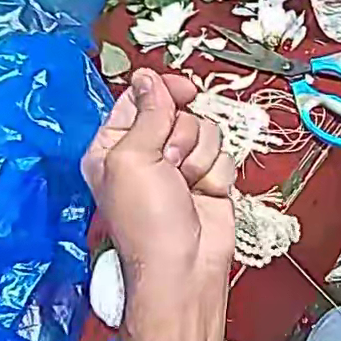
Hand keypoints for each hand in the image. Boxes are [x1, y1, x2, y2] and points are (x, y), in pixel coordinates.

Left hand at [81, 69, 237, 312]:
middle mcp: (149, 153)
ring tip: (186, 184)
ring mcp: (182, 166)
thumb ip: (146, 113)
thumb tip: (149, 77)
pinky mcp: (210, 178)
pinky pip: (224, 156)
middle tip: (171, 164)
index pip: (142, 99)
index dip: (163, 92)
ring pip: (208, 132)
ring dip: (201, 158)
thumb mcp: (132, 159)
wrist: (186, 263)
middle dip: (182, 137)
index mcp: (115, 146)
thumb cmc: (147, 222)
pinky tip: (203, 193)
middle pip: (181, 113)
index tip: (182, 90)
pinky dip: (217, 174)